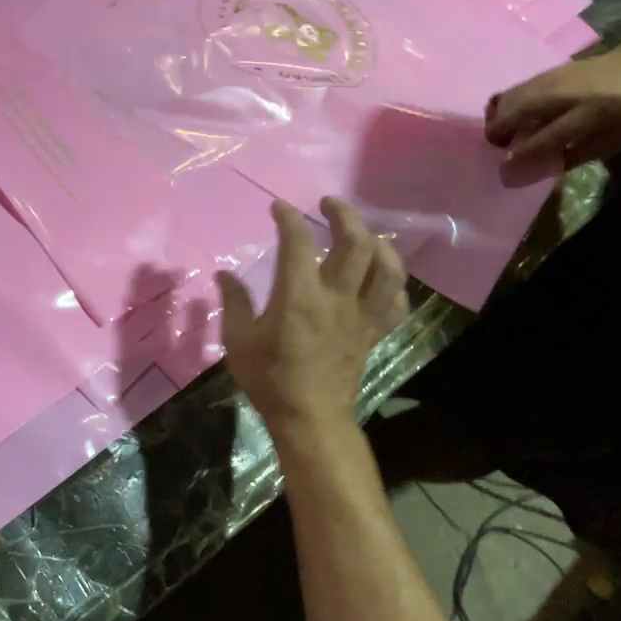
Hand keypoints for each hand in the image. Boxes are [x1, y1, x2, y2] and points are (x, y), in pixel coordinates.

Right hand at [217, 199, 408, 439]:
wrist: (309, 417)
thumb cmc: (268, 378)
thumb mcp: (237, 340)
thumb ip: (234, 302)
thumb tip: (225, 274)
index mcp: (298, 297)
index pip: (298, 243)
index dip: (288, 218)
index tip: (278, 208)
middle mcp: (336, 299)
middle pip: (355, 244)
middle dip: (344, 215)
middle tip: (327, 204)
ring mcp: (361, 316)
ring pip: (387, 268)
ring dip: (377, 242)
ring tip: (362, 232)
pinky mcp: (374, 332)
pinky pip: (396, 301)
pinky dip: (391, 282)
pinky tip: (380, 276)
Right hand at [485, 47, 620, 186]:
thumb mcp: (617, 138)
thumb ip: (576, 154)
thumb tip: (537, 169)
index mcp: (592, 113)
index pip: (548, 136)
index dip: (524, 153)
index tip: (506, 168)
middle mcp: (567, 94)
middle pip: (519, 111)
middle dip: (499, 131)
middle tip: (497, 145)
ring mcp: (552, 80)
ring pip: (509, 99)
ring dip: (497, 118)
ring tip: (501, 132)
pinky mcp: (544, 73)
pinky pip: (512, 90)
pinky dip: (502, 105)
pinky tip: (506, 115)